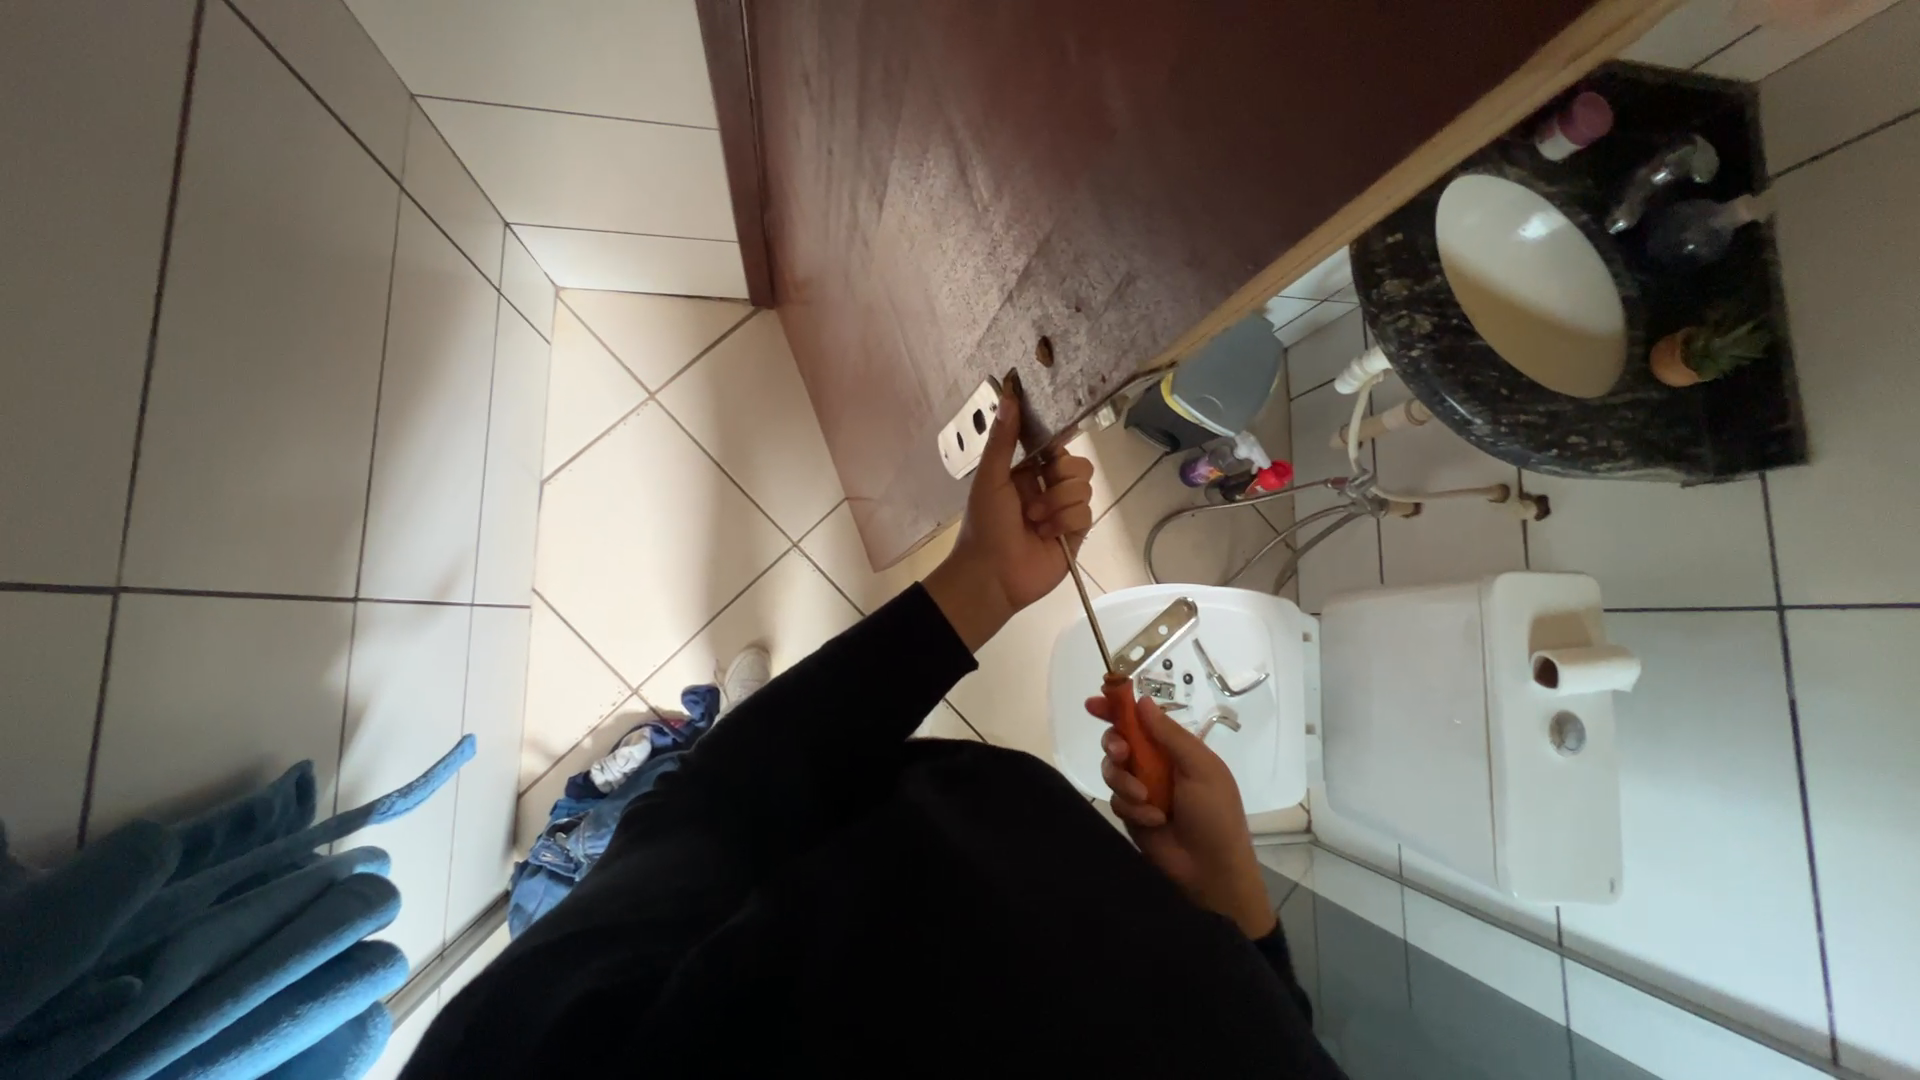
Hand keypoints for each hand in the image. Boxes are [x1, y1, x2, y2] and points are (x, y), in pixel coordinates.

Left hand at [924, 386, 1094, 650]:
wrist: (992, 575)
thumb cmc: (985, 524)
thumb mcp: (990, 477)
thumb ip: (1004, 438)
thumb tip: (1009, 393)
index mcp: (1026, 472)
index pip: (1055, 445)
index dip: (1060, 441)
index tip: (1059, 441)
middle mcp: (1047, 488)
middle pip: (1077, 464)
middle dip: (1060, 475)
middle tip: (1037, 490)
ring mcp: (1063, 512)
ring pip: (1084, 487)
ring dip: (1057, 502)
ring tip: (1035, 520)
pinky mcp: (1075, 534)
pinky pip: (1086, 512)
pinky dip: (1064, 522)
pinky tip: (1046, 535)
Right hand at [1088, 693, 1276, 938]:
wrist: (1211, 871)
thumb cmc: (1215, 814)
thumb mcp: (1200, 768)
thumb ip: (1169, 735)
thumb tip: (1142, 701)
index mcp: (1176, 749)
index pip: (1142, 720)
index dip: (1117, 708)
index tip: (1094, 703)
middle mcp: (1155, 765)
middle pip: (1119, 740)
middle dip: (1115, 744)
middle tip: (1121, 754)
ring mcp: (1141, 789)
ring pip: (1112, 769)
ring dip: (1125, 781)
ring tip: (1144, 798)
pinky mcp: (1131, 813)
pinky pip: (1116, 799)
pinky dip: (1131, 808)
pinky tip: (1153, 820)